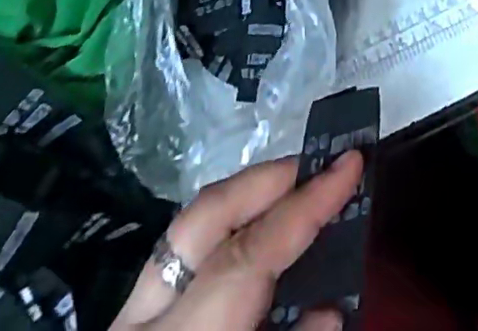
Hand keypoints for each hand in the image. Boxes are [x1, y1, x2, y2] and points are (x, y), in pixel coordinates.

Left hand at [109, 152, 364, 330]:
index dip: (306, 202)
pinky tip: (255, 239)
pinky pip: (177, 257)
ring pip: (184, 227)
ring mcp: (125, 315)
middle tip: (322, 167)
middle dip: (269, 179)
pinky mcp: (126, 317)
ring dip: (246, 199)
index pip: (250, 252)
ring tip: (296, 191)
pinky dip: (222, 235)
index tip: (352, 161)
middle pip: (204, 216)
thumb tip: (328, 308)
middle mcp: (141, 317)